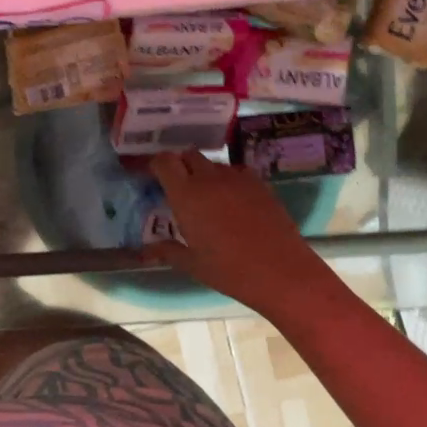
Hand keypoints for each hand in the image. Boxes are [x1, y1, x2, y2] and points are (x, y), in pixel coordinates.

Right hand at [145, 152, 335, 316]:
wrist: (281, 271)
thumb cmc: (229, 270)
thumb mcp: (192, 264)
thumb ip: (167, 251)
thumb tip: (146, 250)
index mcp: (186, 195)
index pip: (164, 162)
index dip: (157, 165)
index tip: (154, 177)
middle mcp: (209, 179)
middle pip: (190, 155)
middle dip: (181, 165)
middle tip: (179, 186)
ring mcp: (238, 179)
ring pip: (214, 164)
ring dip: (205, 173)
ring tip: (207, 195)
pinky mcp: (260, 185)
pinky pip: (238, 172)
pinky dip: (229, 179)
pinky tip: (233, 199)